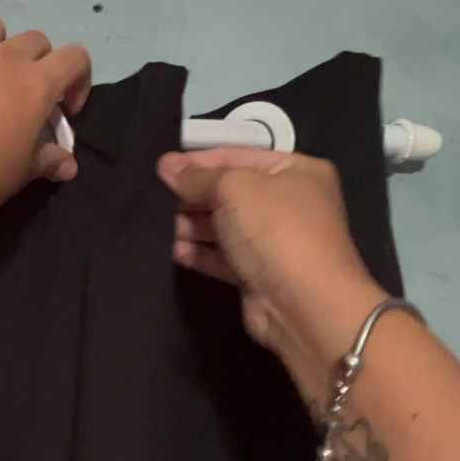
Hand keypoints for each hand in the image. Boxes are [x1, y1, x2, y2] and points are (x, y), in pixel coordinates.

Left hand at [0, 17, 91, 213]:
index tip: (64, 110)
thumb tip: (68, 166)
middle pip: (36, 40)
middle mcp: (5, 58)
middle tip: (23, 96)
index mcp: (37, 83)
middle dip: (38, 63)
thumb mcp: (23, 172)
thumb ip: (49, 160)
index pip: (76, 57)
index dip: (78, 80)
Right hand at [158, 148, 390, 406]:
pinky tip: (174, 250)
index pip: (237, 155)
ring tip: (160, 226)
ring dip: (190, 224)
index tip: (160, 169)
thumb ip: (196, 176)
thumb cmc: (274, 230)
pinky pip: (221, 256)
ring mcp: (273, 240)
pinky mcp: (257, 273)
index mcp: (294, 171)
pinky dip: (198, 252)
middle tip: (155, 199)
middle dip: (192, 195)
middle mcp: (287, 202)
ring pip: (222, 225)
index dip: (197, 161)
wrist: (304, 304)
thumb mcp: (233, 188)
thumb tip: (166, 166)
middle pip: (228, 191)